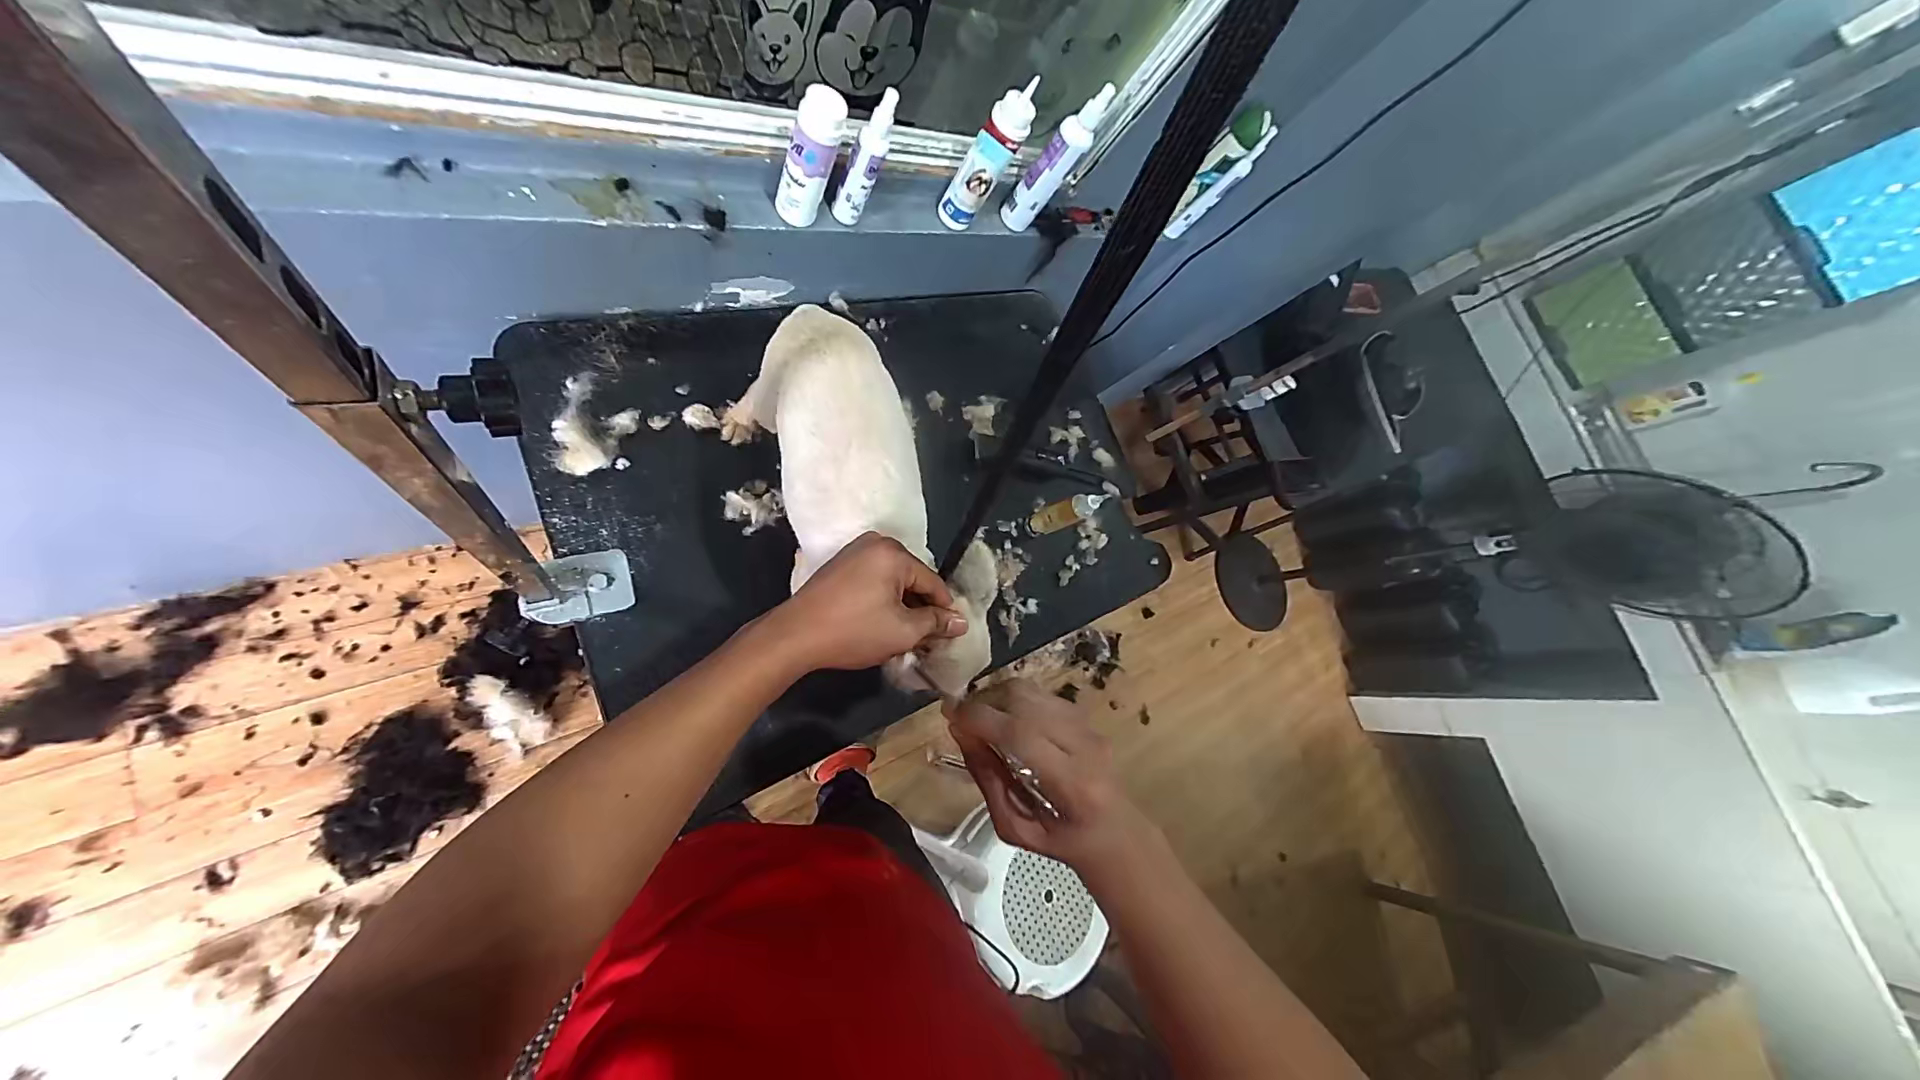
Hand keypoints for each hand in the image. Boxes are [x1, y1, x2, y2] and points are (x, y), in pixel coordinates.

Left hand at [762, 533, 967, 673]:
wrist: (795, 636)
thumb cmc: (853, 631)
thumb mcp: (903, 631)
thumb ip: (935, 623)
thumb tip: (960, 622)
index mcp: (894, 553)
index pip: (933, 582)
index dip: (944, 611)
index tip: (950, 634)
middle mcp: (875, 543)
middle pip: (913, 579)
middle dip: (921, 608)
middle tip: (925, 638)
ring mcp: (854, 552)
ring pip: (893, 580)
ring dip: (901, 605)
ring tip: (903, 634)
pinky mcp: (839, 565)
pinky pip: (873, 579)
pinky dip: (881, 599)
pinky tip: (880, 623)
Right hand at [947, 679, 1163, 883]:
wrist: (1112, 831)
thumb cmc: (1061, 840)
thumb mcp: (1014, 827)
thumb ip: (986, 777)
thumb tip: (960, 732)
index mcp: (1070, 784)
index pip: (1018, 733)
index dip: (978, 717)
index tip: (950, 714)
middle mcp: (1084, 745)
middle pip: (1023, 700)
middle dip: (983, 702)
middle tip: (962, 717)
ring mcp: (1088, 726)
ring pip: (1031, 690)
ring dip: (997, 697)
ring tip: (982, 717)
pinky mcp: (1086, 716)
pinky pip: (1041, 694)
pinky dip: (1015, 700)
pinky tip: (1006, 718)